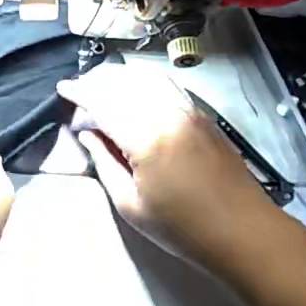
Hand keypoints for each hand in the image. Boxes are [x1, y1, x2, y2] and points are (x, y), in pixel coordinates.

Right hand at [58, 62, 293, 273]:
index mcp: (148, 136)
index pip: (105, 102)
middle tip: (80, 91)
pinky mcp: (204, 114)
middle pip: (127, 82)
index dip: (81, 93)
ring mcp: (191, 109)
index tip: (63, 89)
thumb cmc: (182, 227)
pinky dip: (147, 81)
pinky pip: (169, 85)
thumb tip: (89, 134)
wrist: (242, 228)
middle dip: (100, 81)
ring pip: (150, 77)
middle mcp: (170, 112)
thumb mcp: (131, 204)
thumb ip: (105, 162)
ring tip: (104, 87)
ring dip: (124, 77)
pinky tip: (137, 93)